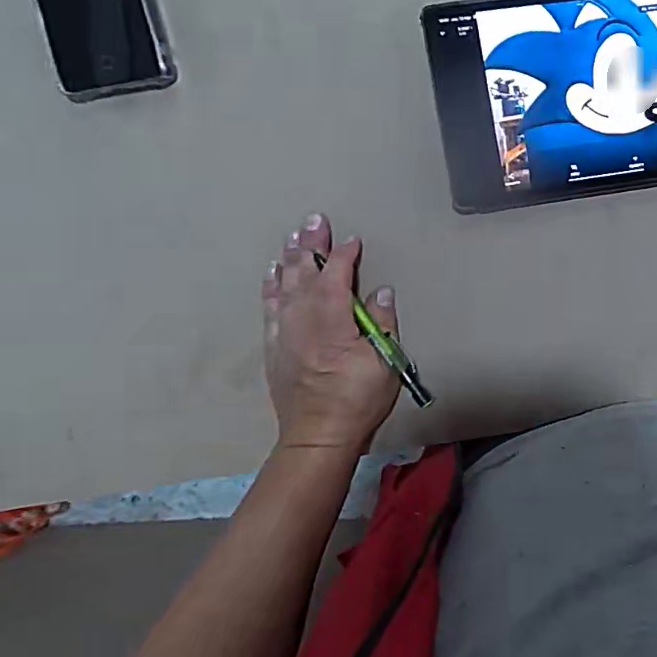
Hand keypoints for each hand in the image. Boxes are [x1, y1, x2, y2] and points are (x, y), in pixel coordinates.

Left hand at [261, 214, 399, 452]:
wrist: (318, 437)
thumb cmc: (358, 400)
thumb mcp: (385, 363)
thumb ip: (382, 324)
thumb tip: (380, 292)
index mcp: (332, 325)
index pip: (336, 279)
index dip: (344, 257)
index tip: (353, 241)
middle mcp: (303, 323)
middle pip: (306, 275)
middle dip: (310, 246)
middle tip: (313, 219)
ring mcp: (285, 335)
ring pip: (285, 287)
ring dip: (291, 259)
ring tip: (294, 236)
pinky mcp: (274, 347)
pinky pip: (270, 308)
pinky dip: (271, 287)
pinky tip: (274, 272)